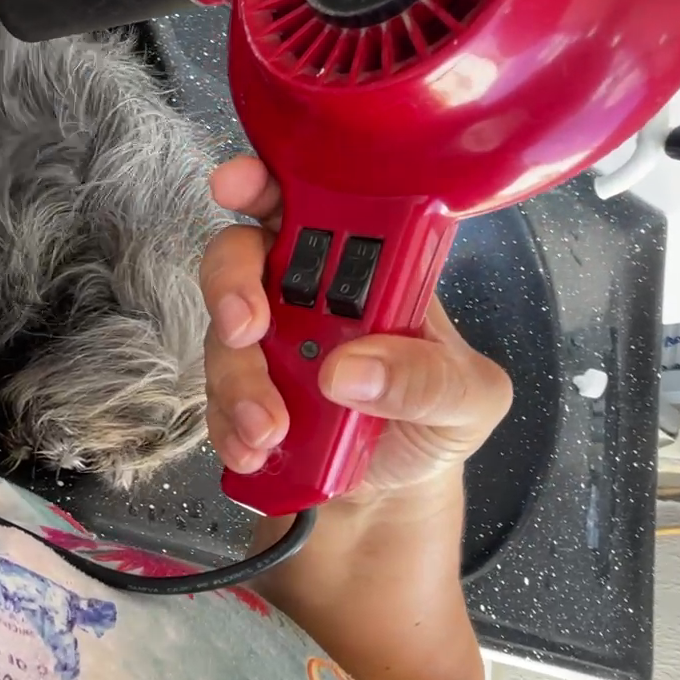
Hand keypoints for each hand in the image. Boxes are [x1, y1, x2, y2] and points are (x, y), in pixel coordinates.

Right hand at [200, 156, 513, 503]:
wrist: (392, 497)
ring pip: (220, 335)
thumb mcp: (469, 400)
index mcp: (362, 270)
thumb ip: (428, 379)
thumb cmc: (433, 425)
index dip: (264, 182)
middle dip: (231, 285)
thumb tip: (349, 371)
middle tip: (248, 330)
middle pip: (239, 256)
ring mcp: (263, 346)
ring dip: (237, 382)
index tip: (235, 185)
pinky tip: (256, 449)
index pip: (307, 203)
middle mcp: (301, 296)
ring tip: (271, 431)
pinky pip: (210, 397)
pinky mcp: (235, 394)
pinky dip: (226, 425)